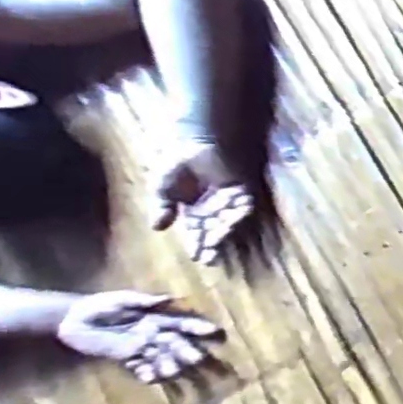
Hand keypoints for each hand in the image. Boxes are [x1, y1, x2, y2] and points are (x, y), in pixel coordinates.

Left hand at [57, 290, 222, 382]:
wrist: (69, 321)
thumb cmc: (98, 306)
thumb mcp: (119, 299)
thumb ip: (140, 300)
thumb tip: (166, 298)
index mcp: (156, 318)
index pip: (181, 323)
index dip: (197, 327)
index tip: (213, 331)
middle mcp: (153, 333)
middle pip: (174, 343)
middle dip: (186, 350)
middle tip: (196, 359)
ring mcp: (139, 346)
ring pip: (160, 356)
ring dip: (168, 364)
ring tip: (172, 373)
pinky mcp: (124, 357)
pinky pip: (139, 366)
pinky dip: (146, 373)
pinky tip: (150, 379)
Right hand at [152, 142, 254, 265]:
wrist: (198, 145)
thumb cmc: (180, 165)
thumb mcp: (163, 189)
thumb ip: (162, 207)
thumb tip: (157, 228)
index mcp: (197, 213)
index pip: (198, 234)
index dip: (199, 246)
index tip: (198, 258)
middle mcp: (216, 210)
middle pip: (217, 230)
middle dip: (215, 244)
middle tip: (212, 256)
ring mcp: (232, 201)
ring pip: (231, 221)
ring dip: (226, 231)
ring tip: (218, 242)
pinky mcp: (245, 189)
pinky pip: (244, 204)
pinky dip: (240, 213)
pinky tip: (234, 221)